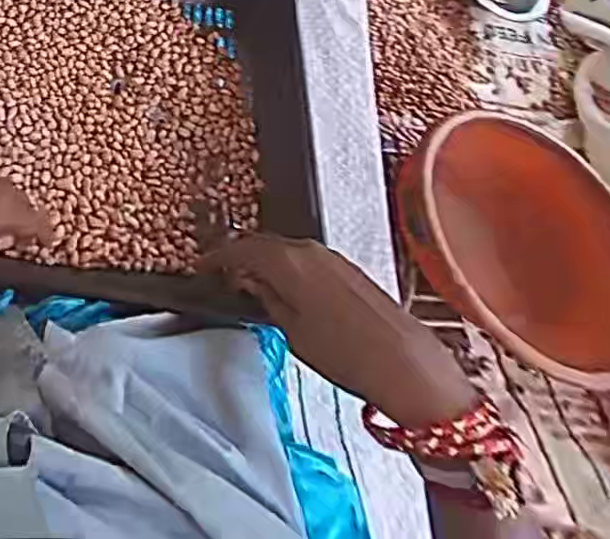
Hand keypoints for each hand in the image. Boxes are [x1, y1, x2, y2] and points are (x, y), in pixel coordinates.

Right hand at [203, 233, 478, 427]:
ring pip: (284, 250)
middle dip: (240, 256)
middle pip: (261, 244)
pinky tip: (286, 289)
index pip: (239, 249)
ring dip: (265, 262)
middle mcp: (308, 249)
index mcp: (287, 261)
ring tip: (252, 285)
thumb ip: (266, 299)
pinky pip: (304, 258)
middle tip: (223, 274)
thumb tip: (253, 284)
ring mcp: (329, 256)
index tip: (202, 265)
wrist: (407, 365)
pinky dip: (287, 267)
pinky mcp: (346, 267)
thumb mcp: (291, 331)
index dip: (216, 257)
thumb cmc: (347, 353)